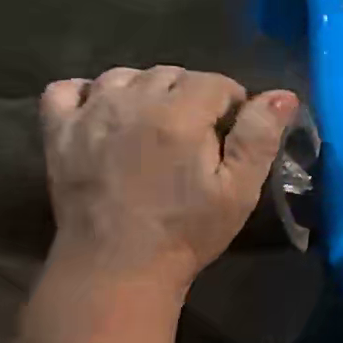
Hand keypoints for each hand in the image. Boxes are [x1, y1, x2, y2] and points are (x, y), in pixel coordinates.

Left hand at [40, 66, 296, 290]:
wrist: (118, 268)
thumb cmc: (187, 233)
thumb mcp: (238, 192)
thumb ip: (259, 139)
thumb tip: (283, 95)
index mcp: (180, 114)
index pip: (215, 82)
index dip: (232, 103)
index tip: (233, 132)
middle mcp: (132, 101)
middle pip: (170, 74)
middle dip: (191, 95)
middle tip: (197, 136)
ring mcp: (89, 113)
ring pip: (123, 76)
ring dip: (145, 91)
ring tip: (154, 126)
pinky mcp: (58, 132)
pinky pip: (66, 90)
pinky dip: (86, 94)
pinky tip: (102, 114)